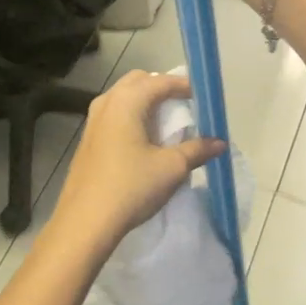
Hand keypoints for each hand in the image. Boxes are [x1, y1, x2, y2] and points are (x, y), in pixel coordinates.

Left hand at [52, 70, 226, 245]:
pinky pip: (113, 114)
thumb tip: (220, 142)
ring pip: (123, 97)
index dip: (184, 86)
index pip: (161, 82)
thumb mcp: (171, 168)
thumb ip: (197, 150)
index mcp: (127, 101)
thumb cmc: (131, 187)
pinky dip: (131, 116)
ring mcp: (93, 120)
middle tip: (183, 106)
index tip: (203, 97)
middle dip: (162, 89)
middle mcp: (107, 102)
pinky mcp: (88, 139)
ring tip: (165, 123)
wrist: (85, 222)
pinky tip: (143, 140)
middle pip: (138, 82)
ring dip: (145, 102)